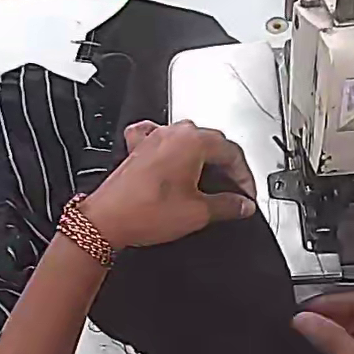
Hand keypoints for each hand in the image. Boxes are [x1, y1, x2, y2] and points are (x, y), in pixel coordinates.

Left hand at [79, 121, 256, 248]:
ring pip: (189, 139)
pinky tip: (176, 161)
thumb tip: (243, 204)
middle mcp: (173, 133)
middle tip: (235, 190)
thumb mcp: (198, 213)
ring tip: (211, 181)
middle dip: (228, 166)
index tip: (247, 194)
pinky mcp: (139, 149)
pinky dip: (173, 150)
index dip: (245, 176)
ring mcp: (154, 138)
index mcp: (193, 142)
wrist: (106, 220)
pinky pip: (161, 140)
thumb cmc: (145, 211)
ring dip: (204, 157)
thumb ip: (227, 205)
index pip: (232, 152)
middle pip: (213, 142)